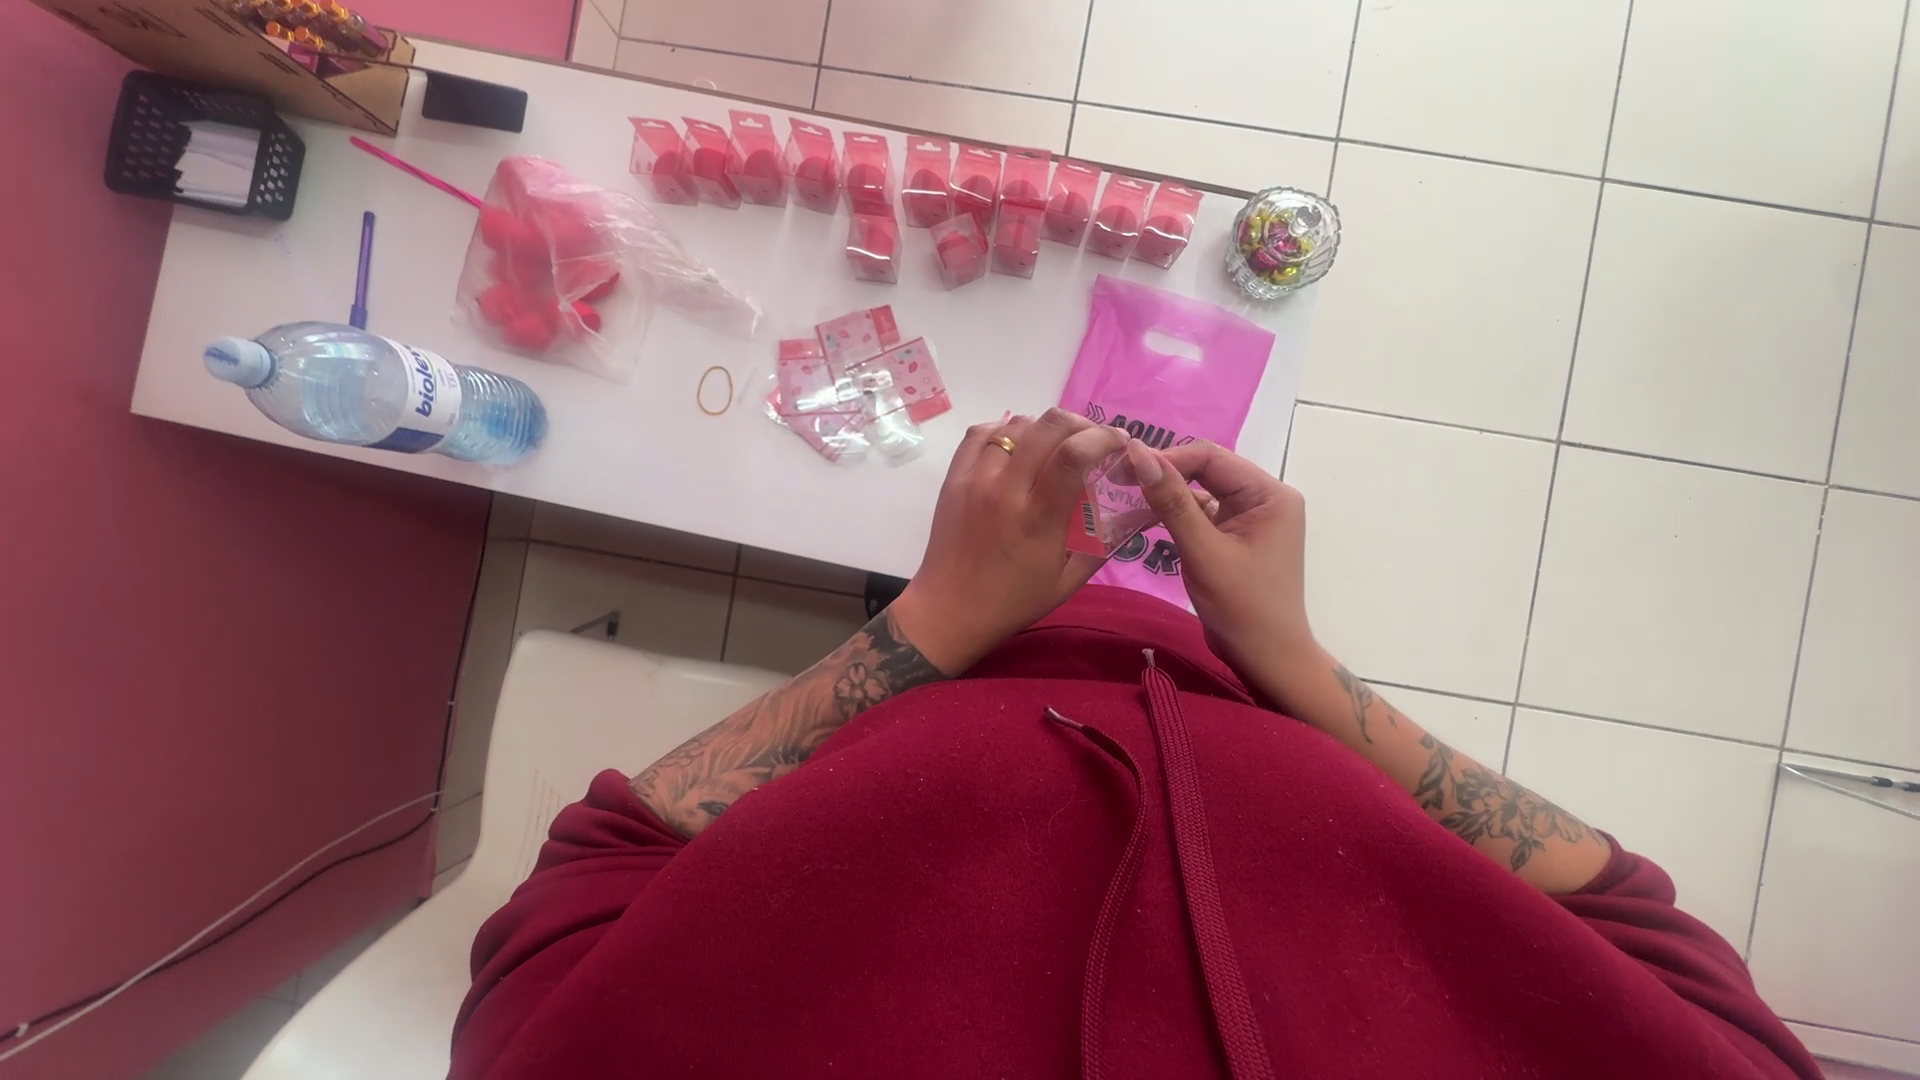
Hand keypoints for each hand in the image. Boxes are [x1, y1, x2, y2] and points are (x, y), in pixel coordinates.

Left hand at [890, 409, 1128, 673]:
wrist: (948, 611)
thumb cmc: (1012, 602)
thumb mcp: (1068, 581)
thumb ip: (1104, 543)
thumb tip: (1139, 512)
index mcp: (1038, 517)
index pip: (1074, 454)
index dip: (1103, 438)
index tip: (1119, 443)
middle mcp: (1005, 489)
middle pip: (1047, 426)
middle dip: (1080, 424)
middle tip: (1091, 440)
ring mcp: (975, 479)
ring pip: (1016, 425)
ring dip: (1044, 428)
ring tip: (1055, 446)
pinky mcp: (954, 478)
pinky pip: (981, 433)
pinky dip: (1005, 430)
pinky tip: (1018, 446)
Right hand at [1124, 438, 1318, 702]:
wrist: (1266, 658)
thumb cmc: (1241, 606)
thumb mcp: (1203, 552)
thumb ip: (1172, 502)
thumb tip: (1139, 455)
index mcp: (1269, 494)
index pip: (1211, 457)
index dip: (1167, 459)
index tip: (1124, 469)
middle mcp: (1265, 497)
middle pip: (1207, 470)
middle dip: (1165, 473)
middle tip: (1119, 480)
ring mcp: (1251, 517)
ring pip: (1202, 490)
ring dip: (1167, 493)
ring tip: (1126, 494)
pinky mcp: (1236, 535)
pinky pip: (1203, 512)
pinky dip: (1176, 513)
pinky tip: (1146, 516)